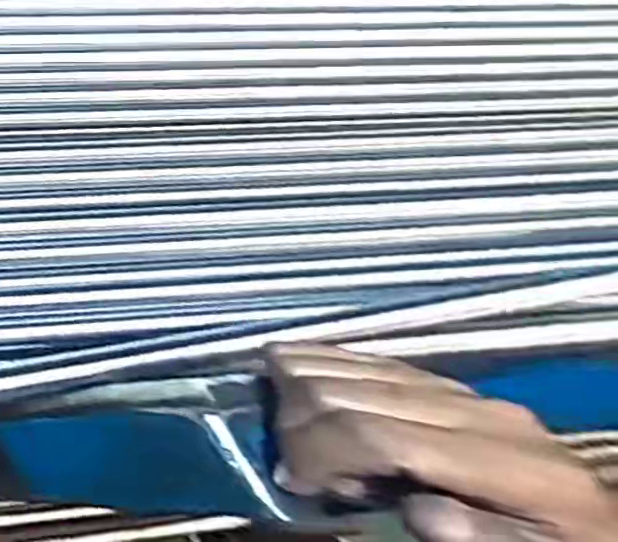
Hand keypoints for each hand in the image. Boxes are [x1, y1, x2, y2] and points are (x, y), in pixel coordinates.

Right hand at [267, 344, 616, 541]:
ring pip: (321, 362)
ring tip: (305, 438)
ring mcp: (444, 384)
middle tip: (298, 467)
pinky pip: (339, 352)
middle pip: (334, 392)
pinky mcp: (425, 372)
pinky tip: (307, 406)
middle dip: (294, 427)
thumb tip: (415, 515)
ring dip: (289, 397)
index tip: (292, 483)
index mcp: (510, 464)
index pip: (372, 436)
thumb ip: (482, 538)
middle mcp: (471, 409)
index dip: (316, 454)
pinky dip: (303, 371)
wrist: (599, 524)